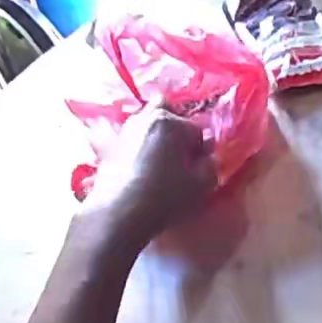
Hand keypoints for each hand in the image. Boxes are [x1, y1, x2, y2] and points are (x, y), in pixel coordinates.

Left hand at [83, 101, 217, 246]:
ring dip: (157, 134)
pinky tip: (142, 165)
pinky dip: (139, 144)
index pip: (197, 130)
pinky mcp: (110, 143)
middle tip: (181, 153)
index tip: (200, 167)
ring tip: (161, 160)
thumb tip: (209, 158)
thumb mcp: (201, 186)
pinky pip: (131, 136)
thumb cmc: (166, 197)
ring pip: (147, 120)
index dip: (201, 149)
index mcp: (173, 124)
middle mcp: (148, 117)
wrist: (122, 211)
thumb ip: (210, 167)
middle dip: (177, 128)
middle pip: (168, 111)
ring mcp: (126, 128)